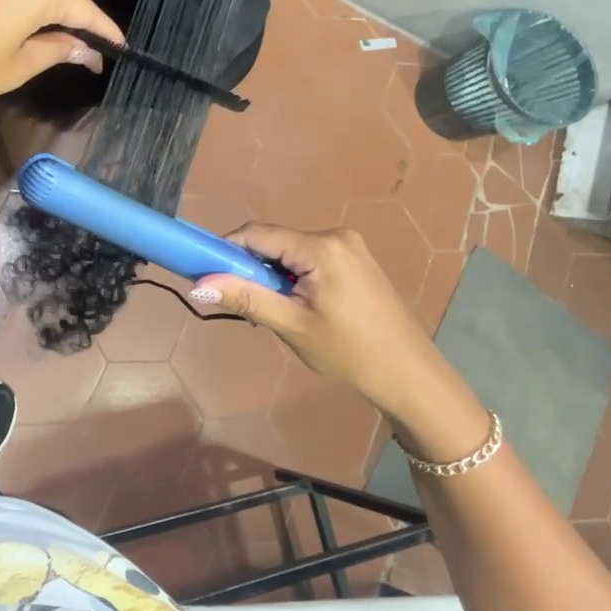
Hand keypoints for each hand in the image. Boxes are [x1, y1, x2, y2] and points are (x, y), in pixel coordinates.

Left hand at [0, 0, 123, 113]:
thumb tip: (85, 51)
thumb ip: (55, 51)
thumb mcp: (13, 68)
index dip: (104, 29)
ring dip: (51, 1)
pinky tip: (18, 19)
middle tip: (88, 43)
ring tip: (55, 32)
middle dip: (81, 11)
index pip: (83, 8)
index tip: (118, 46)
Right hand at [189, 224, 448, 418]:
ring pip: (289, 252)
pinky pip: (309, 259)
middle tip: (247, 307)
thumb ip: (246, 299)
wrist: (411, 377)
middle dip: (252, 269)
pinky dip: (293, 279)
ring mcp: (350, 247)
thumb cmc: (351, 353)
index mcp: (321, 247)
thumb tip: (198, 285)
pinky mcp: (356, 261)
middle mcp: (335, 236)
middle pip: (273, 241)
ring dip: (272, 276)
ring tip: (277, 314)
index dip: (225, 250)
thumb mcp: (292, 326)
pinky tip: (299, 310)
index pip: (256, 234)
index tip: (207, 276)